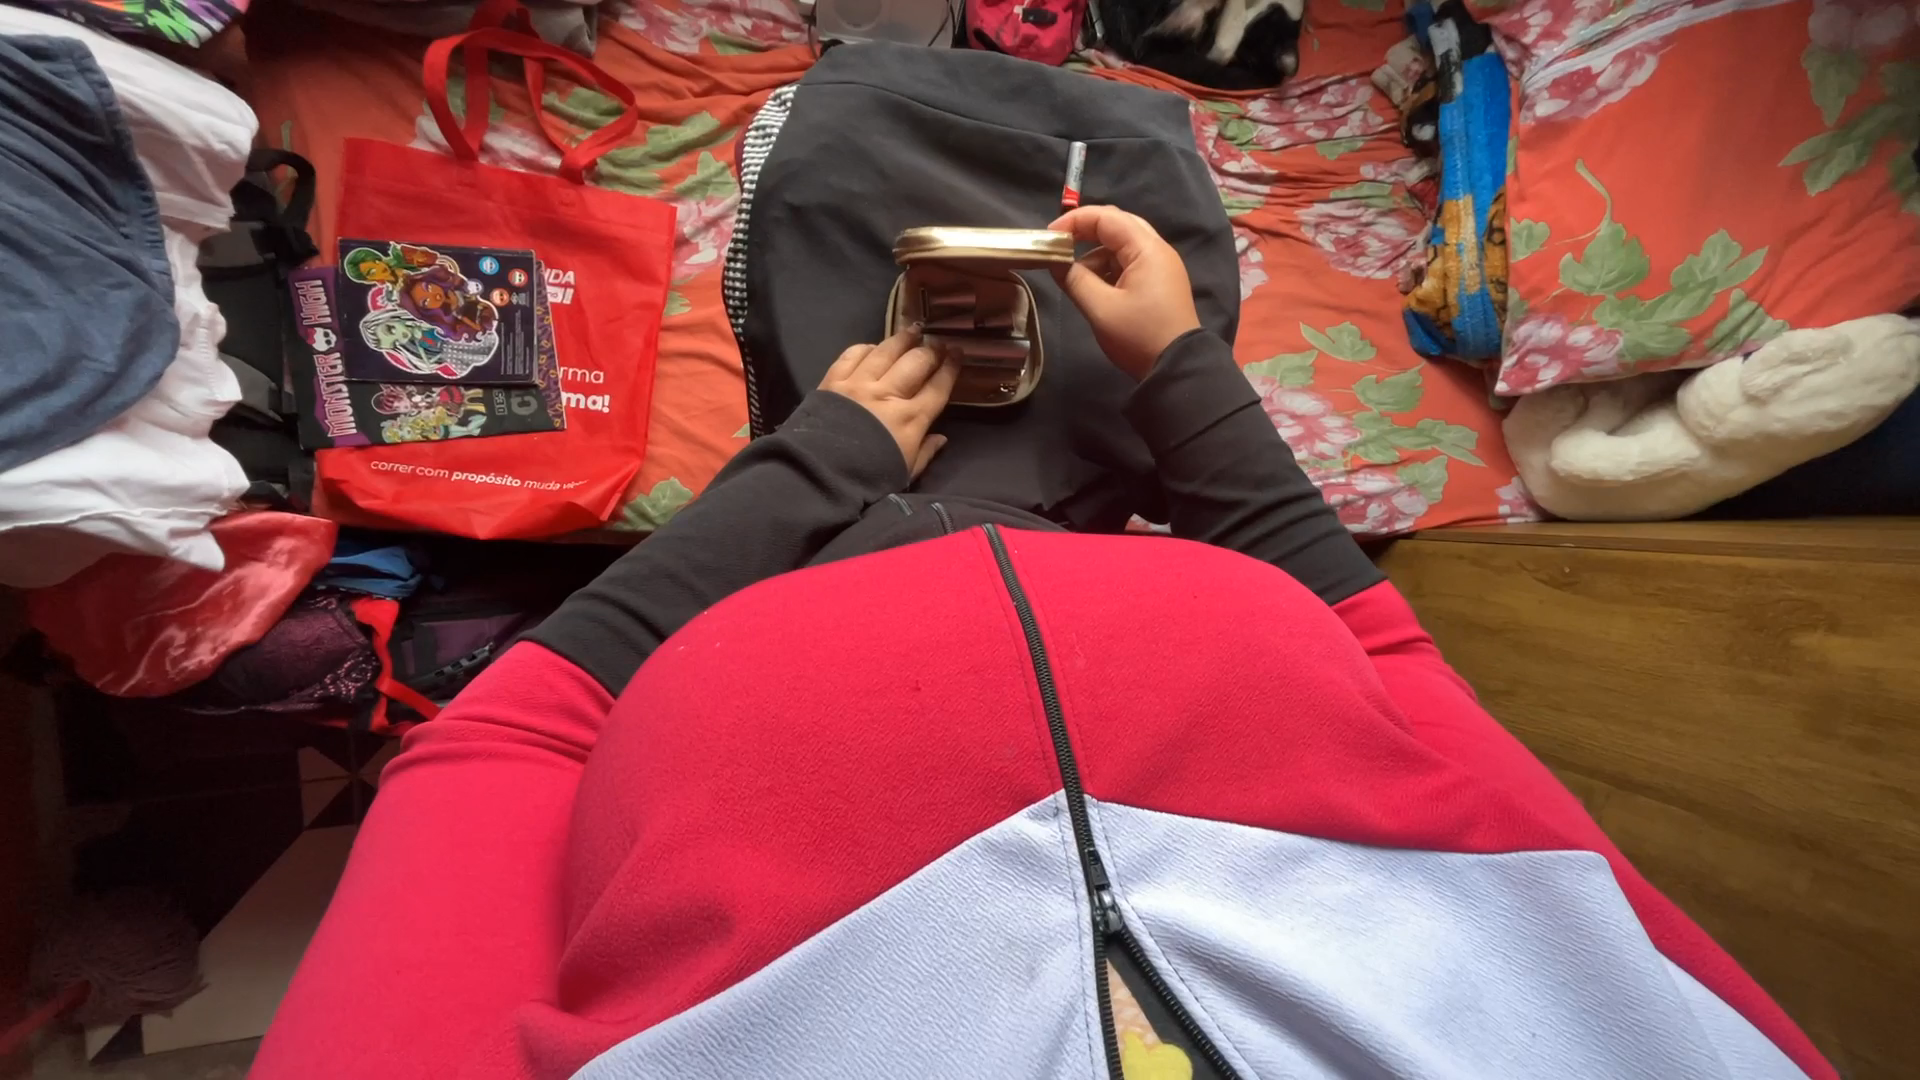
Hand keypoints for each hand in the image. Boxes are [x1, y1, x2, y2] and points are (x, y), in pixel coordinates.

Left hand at [820, 326, 958, 478]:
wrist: (820, 476)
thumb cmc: (868, 479)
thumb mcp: (905, 472)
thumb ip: (926, 453)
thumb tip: (942, 438)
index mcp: (910, 419)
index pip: (938, 387)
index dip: (951, 367)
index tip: (959, 352)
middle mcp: (888, 395)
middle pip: (916, 362)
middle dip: (931, 349)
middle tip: (938, 343)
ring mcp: (859, 384)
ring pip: (887, 351)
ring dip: (903, 339)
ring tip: (914, 330)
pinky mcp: (834, 381)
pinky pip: (854, 354)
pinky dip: (868, 348)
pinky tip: (875, 347)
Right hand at [1048, 205, 1201, 379]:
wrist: (1176, 366)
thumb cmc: (1138, 336)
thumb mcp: (1100, 309)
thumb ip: (1075, 280)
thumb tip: (1056, 262)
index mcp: (1146, 249)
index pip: (1106, 217)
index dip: (1074, 221)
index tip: (1050, 237)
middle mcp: (1157, 249)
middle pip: (1116, 226)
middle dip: (1085, 234)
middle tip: (1060, 250)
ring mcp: (1161, 266)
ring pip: (1122, 247)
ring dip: (1096, 257)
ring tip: (1077, 281)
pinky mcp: (1159, 283)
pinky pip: (1129, 264)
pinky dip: (1108, 270)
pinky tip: (1096, 289)